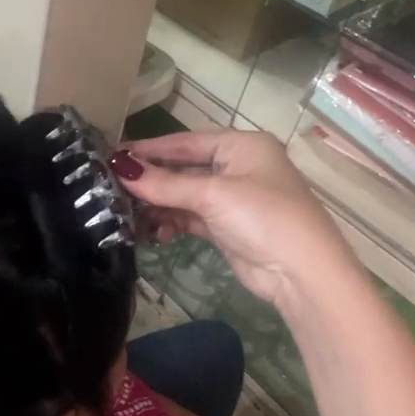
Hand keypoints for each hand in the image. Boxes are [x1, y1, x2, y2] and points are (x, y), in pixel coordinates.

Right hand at [112, 130, 356, 308]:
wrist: (303, 274)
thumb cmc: (263, 218)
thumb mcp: (212, 195)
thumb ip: (164, 183)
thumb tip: (120, 168)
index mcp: (242, 145)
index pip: (184, 141)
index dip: (148, 150)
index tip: (111, 157)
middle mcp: (238, 166)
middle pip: (182, 168)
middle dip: (150, 181)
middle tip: (111, 189)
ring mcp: (233, 198)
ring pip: (183, 195)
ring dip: (158, 206)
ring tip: (129, 217)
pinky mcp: (228, 227)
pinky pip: (190, 217)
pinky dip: (171, 223)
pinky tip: (155, 234)